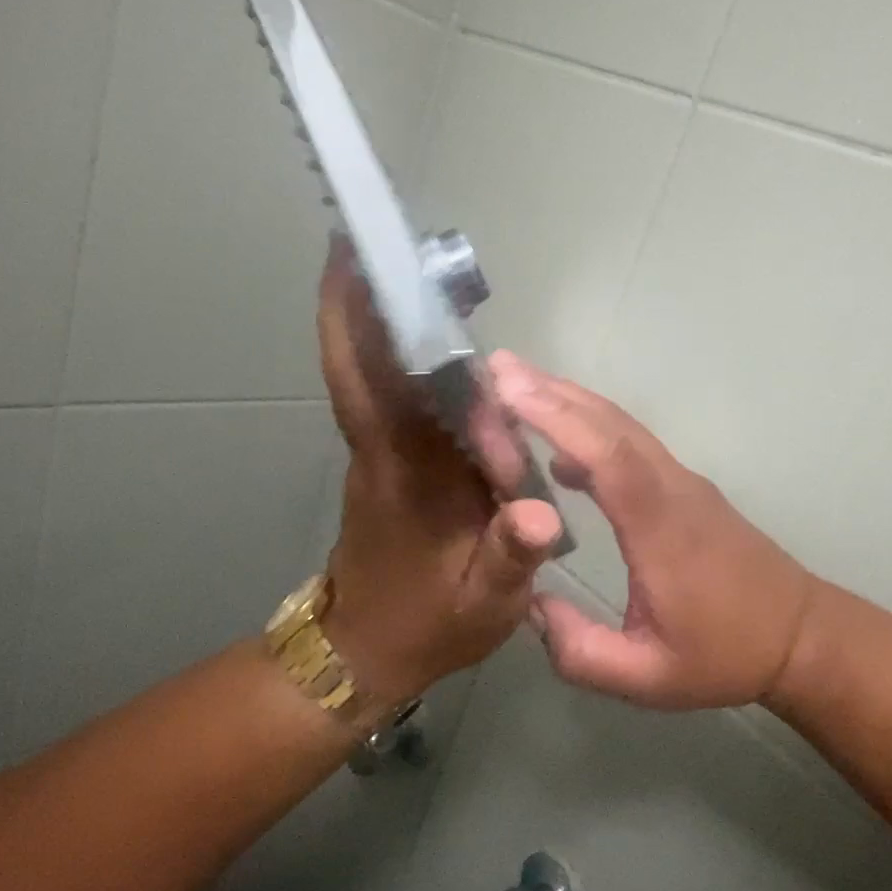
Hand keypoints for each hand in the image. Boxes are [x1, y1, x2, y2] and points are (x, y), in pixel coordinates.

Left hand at [314, 243, 562, 710]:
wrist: (364, 654)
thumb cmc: (429, 624)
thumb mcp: (486, 604)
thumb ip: (512, 556)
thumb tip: (538, 513)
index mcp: (407, 474)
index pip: (374, 386)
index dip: (360, 322)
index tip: (353, 258)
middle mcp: (384, 450)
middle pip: (359, 363)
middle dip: (357, 297)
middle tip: (370, 236)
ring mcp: (379, 454)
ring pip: (369, 375)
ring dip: (375, 319)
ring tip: (407, 268)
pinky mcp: (385, 462)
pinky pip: (386, 396)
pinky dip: (395, 355)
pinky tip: (432, 337)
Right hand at [489, 351, 819, 710]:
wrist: (799, 637)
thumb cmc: (725, 656)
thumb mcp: (647, 678)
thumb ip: (580, 652)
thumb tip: (528, 606)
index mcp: (661, 529)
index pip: (608, 457)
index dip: (559, 419)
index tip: (509, 390)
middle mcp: (673, 490)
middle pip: (612, 425)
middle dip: (552, 391)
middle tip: (496, 367)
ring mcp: (684, 484)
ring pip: (624, 427)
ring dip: (571, 402)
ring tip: (516, 388)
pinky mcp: (687, 489)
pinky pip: (634, 445)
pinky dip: (593, 430)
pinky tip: (560, 451)